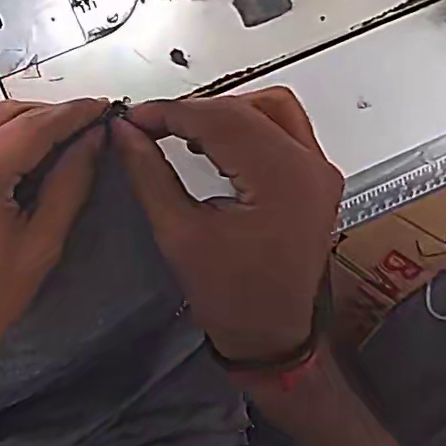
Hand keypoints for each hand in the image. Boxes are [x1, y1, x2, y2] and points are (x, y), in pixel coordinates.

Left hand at [0, 98, 108, 445]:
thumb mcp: (40, 245)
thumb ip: (70, 182)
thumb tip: (89, 143)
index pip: (33, 125)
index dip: (71, 113)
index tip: (95, 108)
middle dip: (41, 113)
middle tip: (75, 124)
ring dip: (8, 119)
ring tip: (43, 137)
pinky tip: (0, 151)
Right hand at [111, 88, 342, 360]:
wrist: (272, 338)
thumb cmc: (228, 296)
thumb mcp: (178, 232)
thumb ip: (149, 173)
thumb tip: (125, 132)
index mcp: (282, 180)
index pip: (221, 119)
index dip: (170, 112)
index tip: (134, 118)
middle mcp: (311, 167)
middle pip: (247, 108)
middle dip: (194, 110)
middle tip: (151, 126)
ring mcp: (319, 171)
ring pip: (271, 109)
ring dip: (224, 112)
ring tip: (181, 131)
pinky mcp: (316, 180)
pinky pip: (283, 131)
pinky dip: (246, 127)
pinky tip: (214, 143)